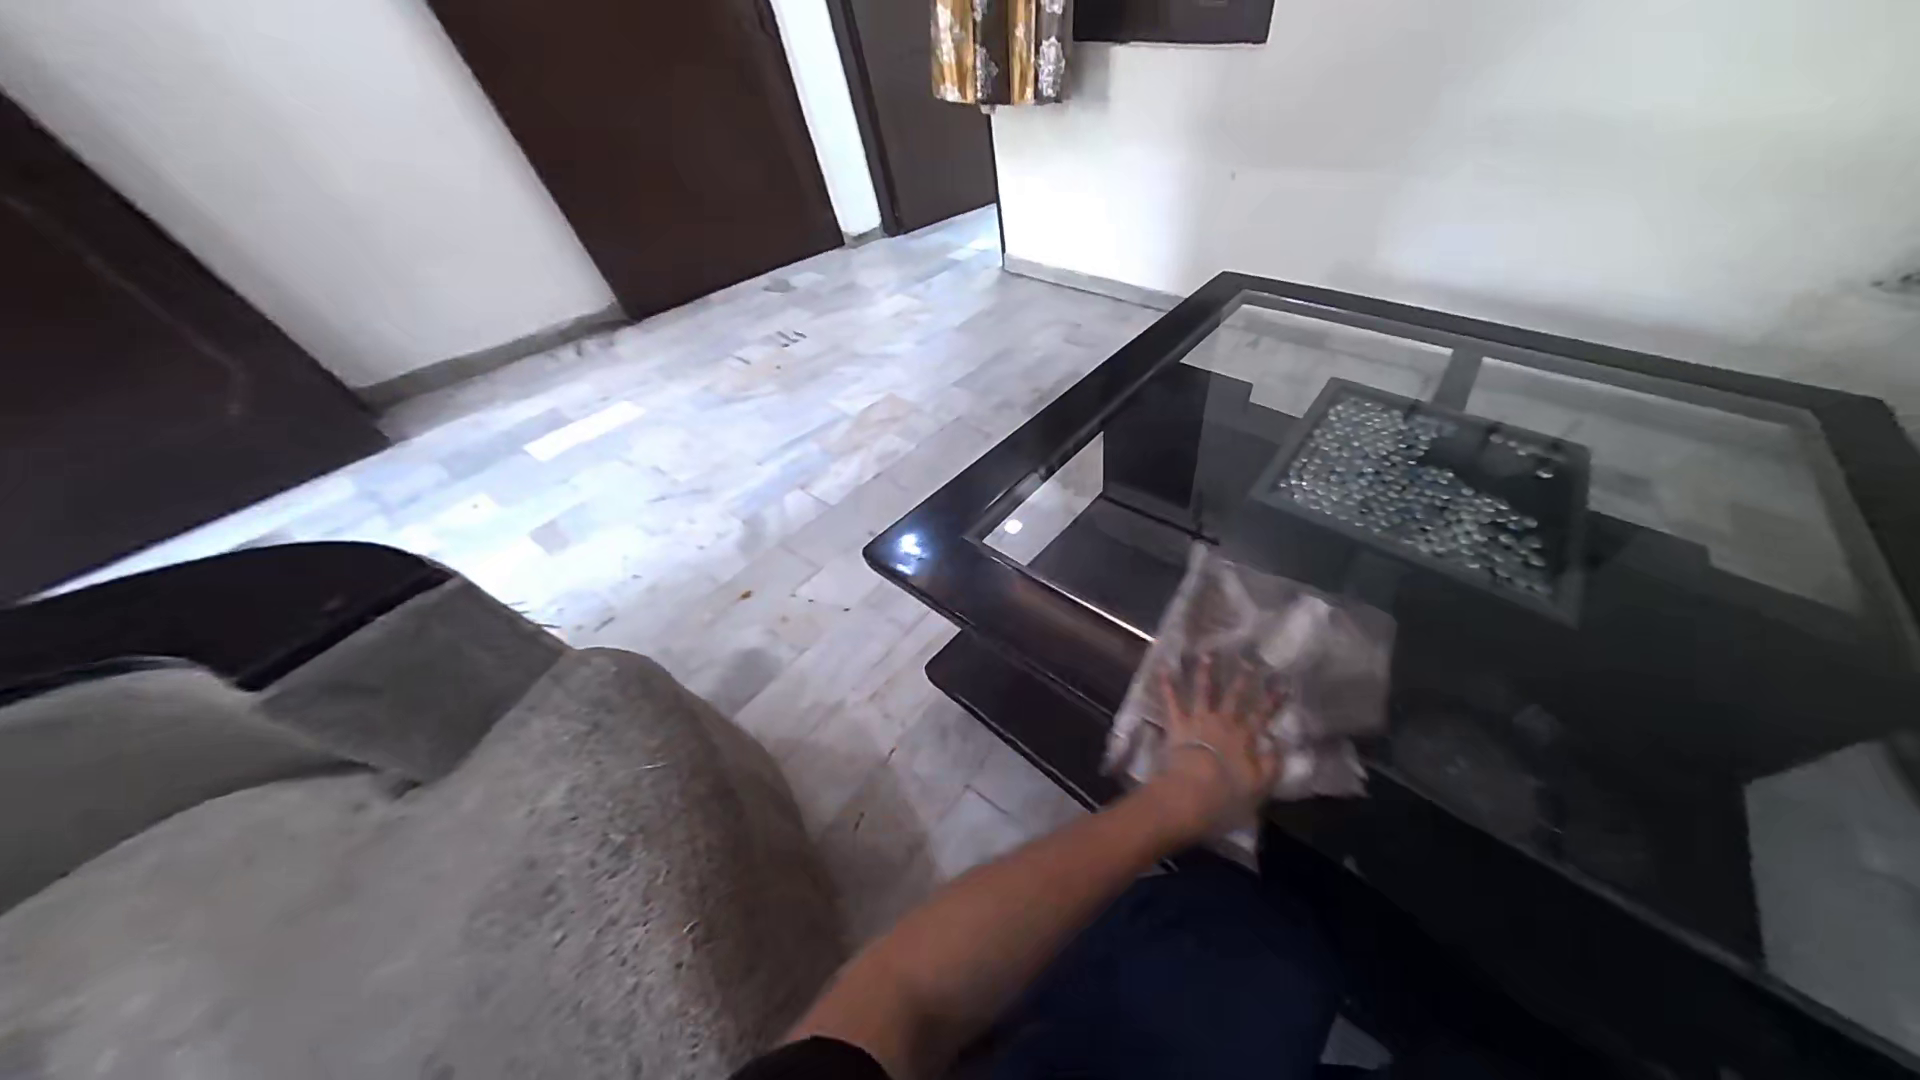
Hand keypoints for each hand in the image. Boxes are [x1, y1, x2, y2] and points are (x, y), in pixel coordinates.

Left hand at [1143, 651, 1281, 841]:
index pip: (1262, 715)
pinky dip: (1166, 684)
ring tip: (1207, 654)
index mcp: (1245, 737)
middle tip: (1248, 661)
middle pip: (1234, 697)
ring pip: (1203, 691)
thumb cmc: (1227, 793)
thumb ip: (1272, 764)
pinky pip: (1170, 700)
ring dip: (1205, 672)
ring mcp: (1198, 719)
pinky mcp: (1177, 723)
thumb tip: (1278, 744)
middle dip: (1242, 679)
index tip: (1282, 685)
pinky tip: (1162, 668)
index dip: (1273, 700)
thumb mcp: (1260, 785)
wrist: (1192, 791)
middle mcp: (1223, 722)